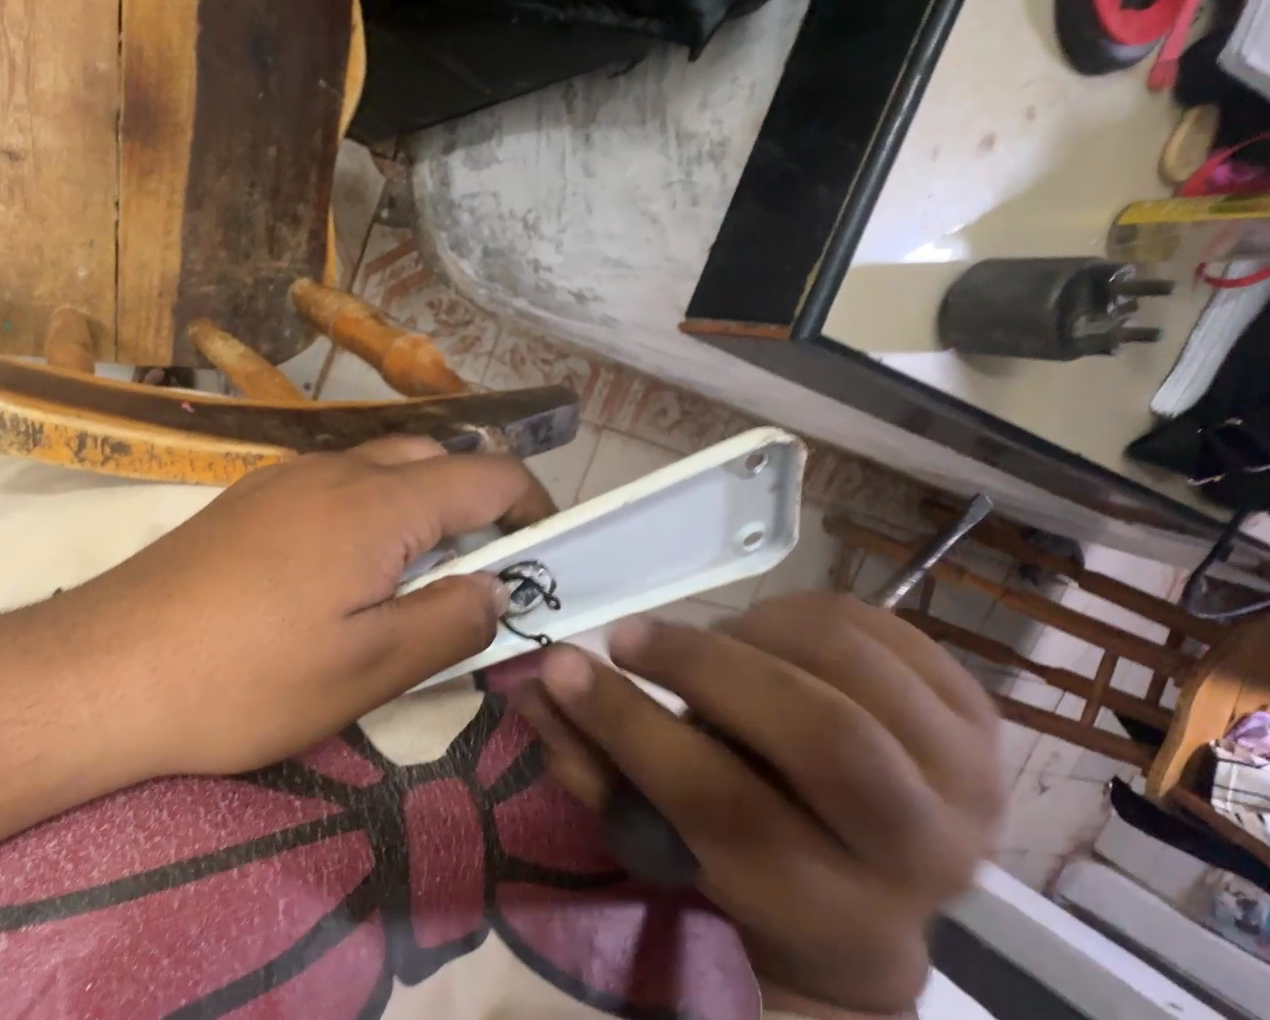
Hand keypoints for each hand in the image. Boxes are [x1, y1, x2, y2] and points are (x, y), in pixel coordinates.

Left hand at [54, 436, 553, 777]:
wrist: (106, 668)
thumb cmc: (247, 679)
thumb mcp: (368, 669)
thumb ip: (449, 622)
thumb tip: (500, 587)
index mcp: (377, 503)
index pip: (488, 474)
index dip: (534, 507)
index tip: (548, 558)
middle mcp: (332, 470)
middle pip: (433, 460)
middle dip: (475, 507)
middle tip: (479, 580)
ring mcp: (280, 480)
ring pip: (377, 470)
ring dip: (416, 509)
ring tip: (413, 582)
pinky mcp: (244, 503)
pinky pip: (328, 488)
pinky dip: (364, 515)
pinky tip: (340, 577)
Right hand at [516, 594, 1002, 1017]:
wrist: (876, 880)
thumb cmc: (742, 864)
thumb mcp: (661, 840)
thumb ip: (592, 767)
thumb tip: (534, 684)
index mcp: (825, 904)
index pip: (722, 802)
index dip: (631, 725)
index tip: (563, 666)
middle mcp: (921, 851)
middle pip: (821, 734)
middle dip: (705, 665)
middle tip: (632, 637)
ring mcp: (970, 779)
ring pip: (851, 666)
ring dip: (752, 635)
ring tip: (707, 647)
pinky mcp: (984, 718)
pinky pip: (881, 627)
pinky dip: (801, 613)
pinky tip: (764, 636)